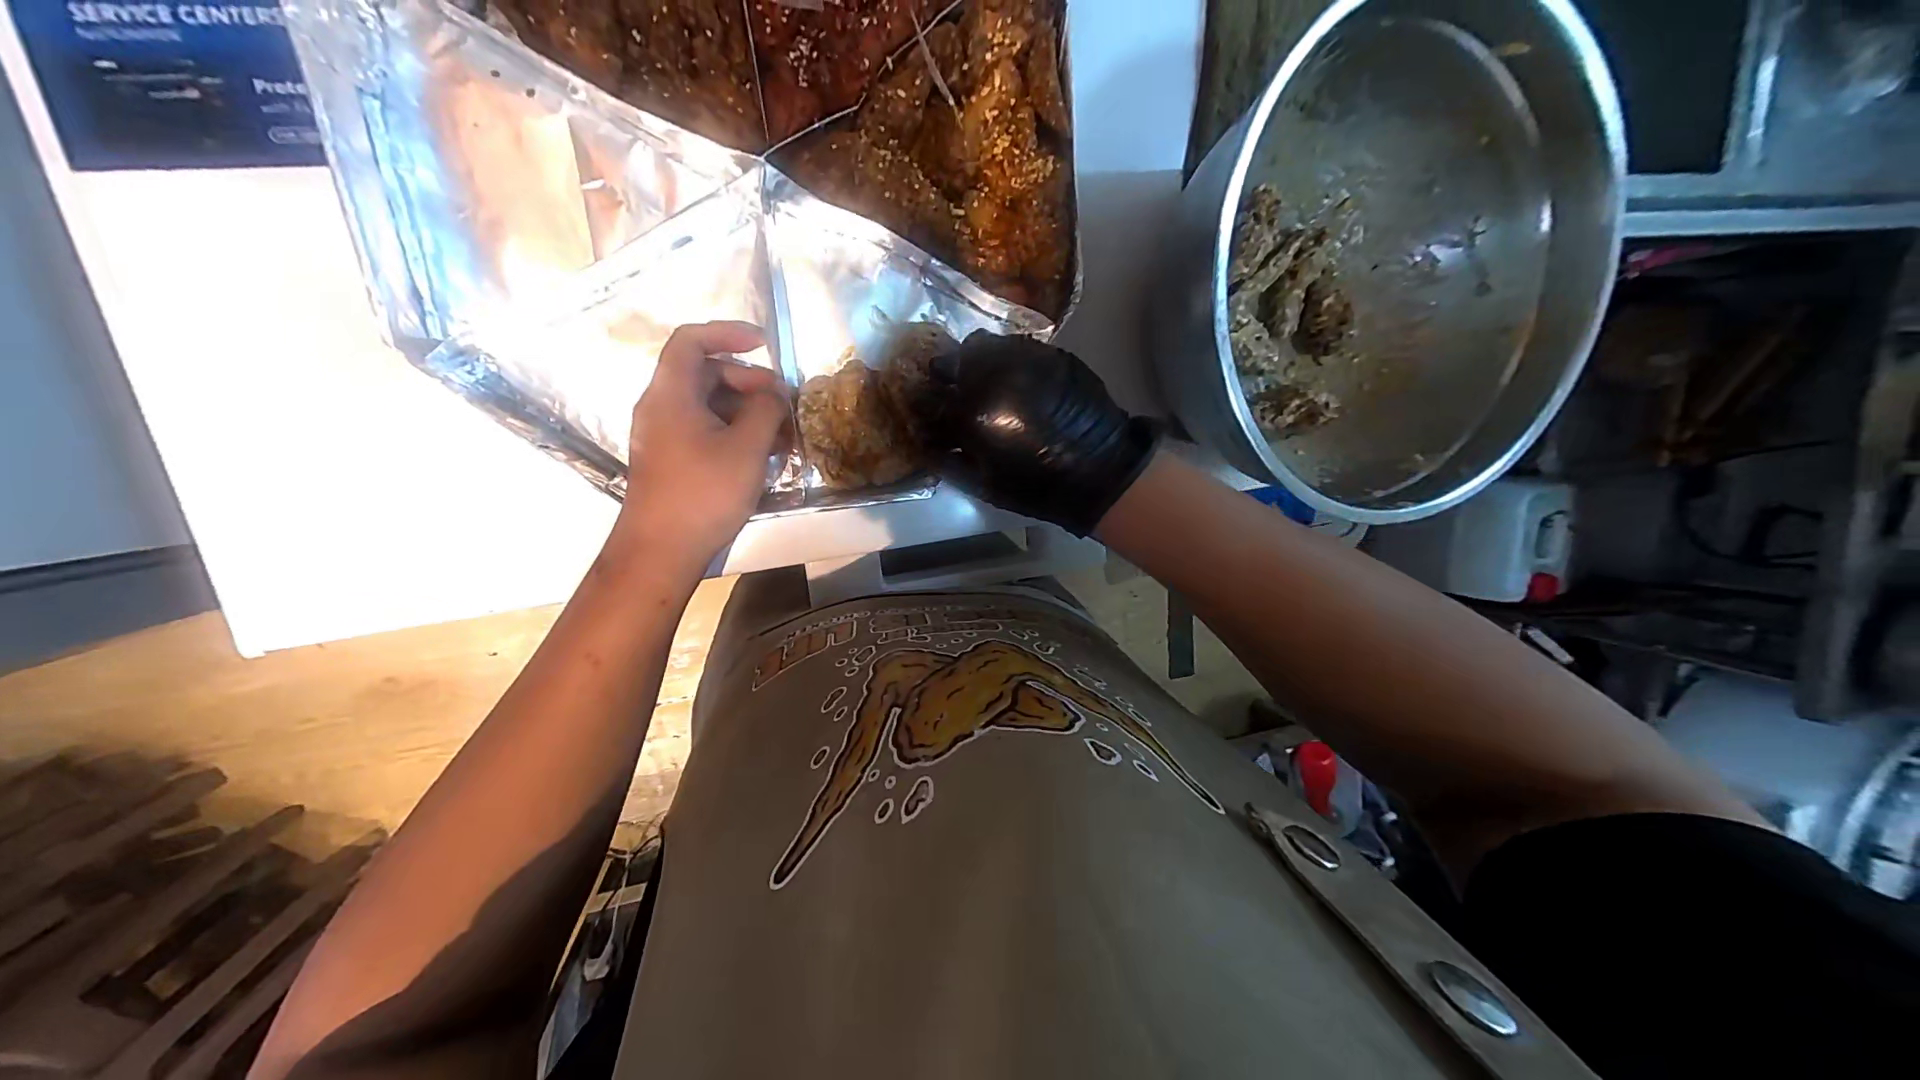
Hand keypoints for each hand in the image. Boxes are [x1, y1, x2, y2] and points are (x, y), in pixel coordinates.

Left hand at [613, 321, 787, 567]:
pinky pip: (705, 430)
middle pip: (705, 374)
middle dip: (749, 382)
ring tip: (781, 436)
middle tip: (783, 403)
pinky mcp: (672, 460)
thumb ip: (765, 410)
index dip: (727, 333)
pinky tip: (761, 455)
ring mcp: (664, 435)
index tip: (764, 344)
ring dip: (747, 411)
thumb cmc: (703, 494)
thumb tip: (775, 393)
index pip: (691, 341)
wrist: (661, 551)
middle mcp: (661, 407)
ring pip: (709, 405)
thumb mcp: (746, 448)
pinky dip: (734, 432)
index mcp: (671, 394)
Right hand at [915, 331, 1158, 536]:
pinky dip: (1006, 359)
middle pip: (954, 360)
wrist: (1098, 474)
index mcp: (972, 411)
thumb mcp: (981, 483)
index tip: (925, 408)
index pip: (932, 399)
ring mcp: (1024, 358)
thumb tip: (930, 443)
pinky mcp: (1051, 353)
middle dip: (948, 372)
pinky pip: (1016, 347)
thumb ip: (949, 459)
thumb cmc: (1034, 487)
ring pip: (984, 345)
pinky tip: (1013, 377)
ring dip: (976, 360)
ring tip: (983, 378)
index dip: (924, 403)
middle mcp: (994, 375)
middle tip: (952, 386)